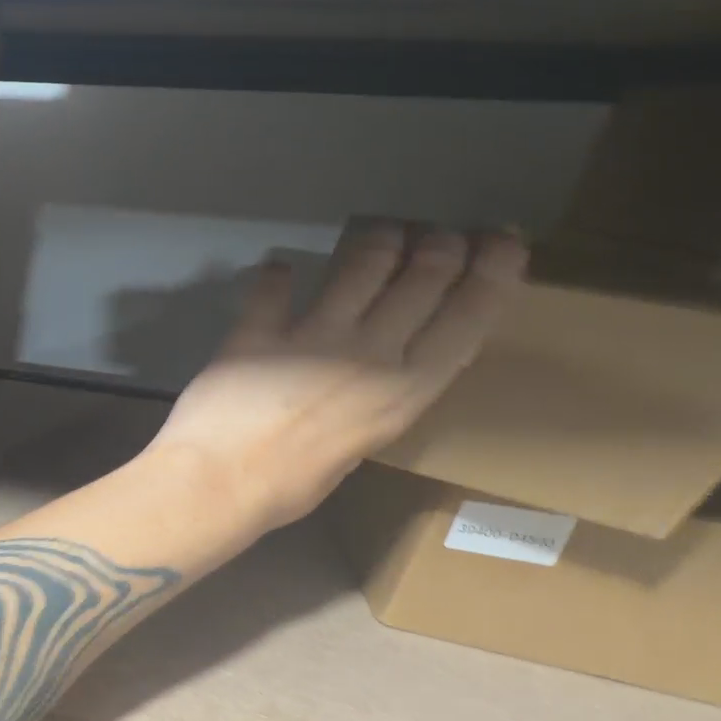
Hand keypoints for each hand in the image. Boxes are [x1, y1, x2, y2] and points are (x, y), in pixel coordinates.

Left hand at [147, 219, 528, 531]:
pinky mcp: (256, 334)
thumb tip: (363, 395)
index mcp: (407, 391)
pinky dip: (275, 276)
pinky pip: (271, 291)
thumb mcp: (355, 451)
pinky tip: (277, 267)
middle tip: (441, 233)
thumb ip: (369, 410)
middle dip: (439, 248)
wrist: (216, 483)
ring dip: (376, 244)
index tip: (503, 244)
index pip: (469, 318)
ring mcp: (312, 339)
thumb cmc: (286, 488)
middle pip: (422, 281)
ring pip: (361, 270)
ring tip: (382, 233)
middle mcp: (371, 355)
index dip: (492, 274)